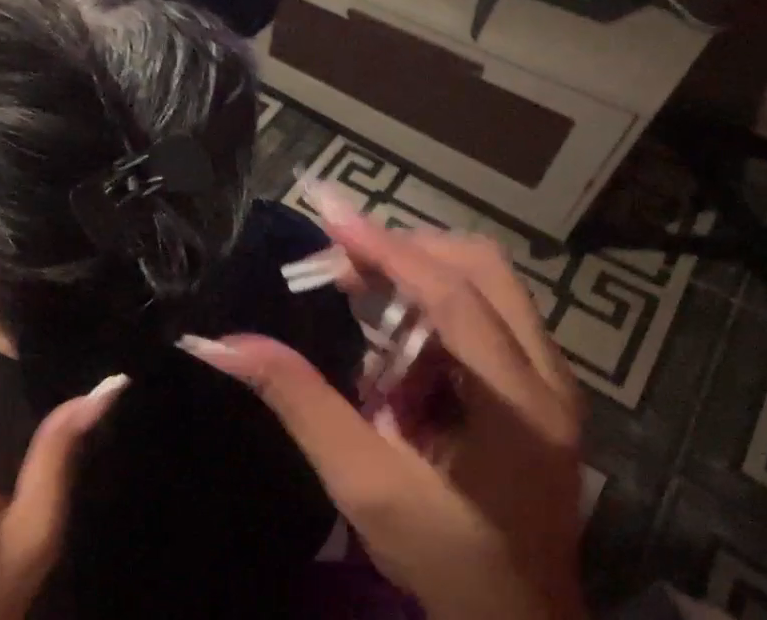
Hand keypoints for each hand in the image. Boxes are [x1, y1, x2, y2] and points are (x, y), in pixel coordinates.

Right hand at [181, 186, 586, 619]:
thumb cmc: (444, 555)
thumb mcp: (362, 480)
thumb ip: (297, 400)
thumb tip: (218, 342)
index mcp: (518, 405)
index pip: (452, 295)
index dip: (385, 247)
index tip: (326, 211)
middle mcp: (547, 378)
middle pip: (478, 268)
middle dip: (400, 251)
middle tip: (333, 265)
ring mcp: (548, 380)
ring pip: (482, 284)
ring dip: (412, 276)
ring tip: (353, 303)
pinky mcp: (534, 388)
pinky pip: (480, 313)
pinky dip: (428, 306)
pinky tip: (389, 346)